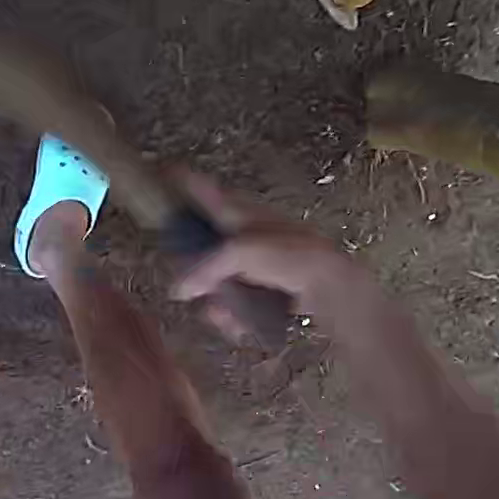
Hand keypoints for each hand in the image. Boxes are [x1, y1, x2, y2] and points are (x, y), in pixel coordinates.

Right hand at [171, 173, 370, 326]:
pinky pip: (243, 299)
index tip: (166, 173)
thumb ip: (207, 268)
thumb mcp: (242, 252)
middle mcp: (250, 232)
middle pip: (210, 245)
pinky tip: (239, 326)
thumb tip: (178, 290)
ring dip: (219, 301)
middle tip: (192, 290)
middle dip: (199, 272)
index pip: (208, 192)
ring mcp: (261, 260)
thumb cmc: (288, 255)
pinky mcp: (272, 286)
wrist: (332, 284)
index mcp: (243, 213)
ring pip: (224, 278)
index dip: (187, 182)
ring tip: (223, 318)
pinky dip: (237, 313)